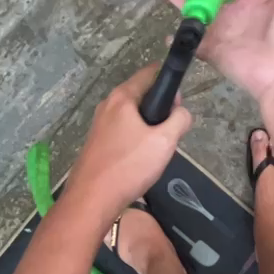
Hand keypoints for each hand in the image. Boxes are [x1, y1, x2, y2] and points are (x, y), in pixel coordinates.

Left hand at [67, 65, 192, 222]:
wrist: (91, 201)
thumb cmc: (129, 166)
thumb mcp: (165, 142)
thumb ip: (180, 120)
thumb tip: (182, 112)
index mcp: (123, 97)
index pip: (150, 72)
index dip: (169, 83)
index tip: (179, 105)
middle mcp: (108, 104)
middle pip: (142, 94)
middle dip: (160, 108)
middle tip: (171, 131)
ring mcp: (99, 123)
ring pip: (133, 114)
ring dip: (149, 125)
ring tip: (157, 148)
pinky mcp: (96, 142)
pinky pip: (123, 130)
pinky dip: (135, 137)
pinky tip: (141, 159)